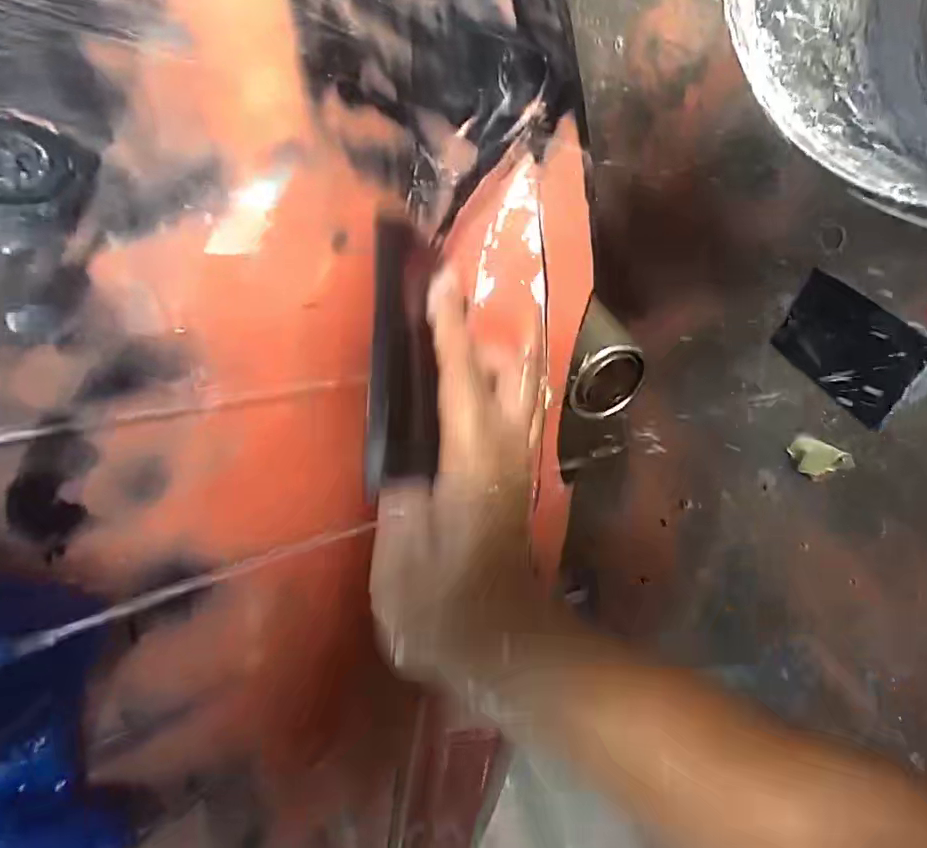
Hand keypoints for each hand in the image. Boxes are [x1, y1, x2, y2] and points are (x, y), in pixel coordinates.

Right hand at [369, 269, 548, 691]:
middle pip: (514, 371)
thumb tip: (409, 465)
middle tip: (456, 300)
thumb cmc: (448, 610)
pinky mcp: (516, 477)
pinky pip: (514, 412)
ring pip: (521, 389)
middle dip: (491, 329)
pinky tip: (476, 388)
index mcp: (476, 460)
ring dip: (500, 353)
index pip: (462, 380)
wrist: (506, 642)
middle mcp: (507, 449)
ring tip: (463, 332)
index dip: (450, 329)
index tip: (442, 284)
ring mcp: (518, 461)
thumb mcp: (405, 565)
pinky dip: (501, 384)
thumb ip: (405, 504)